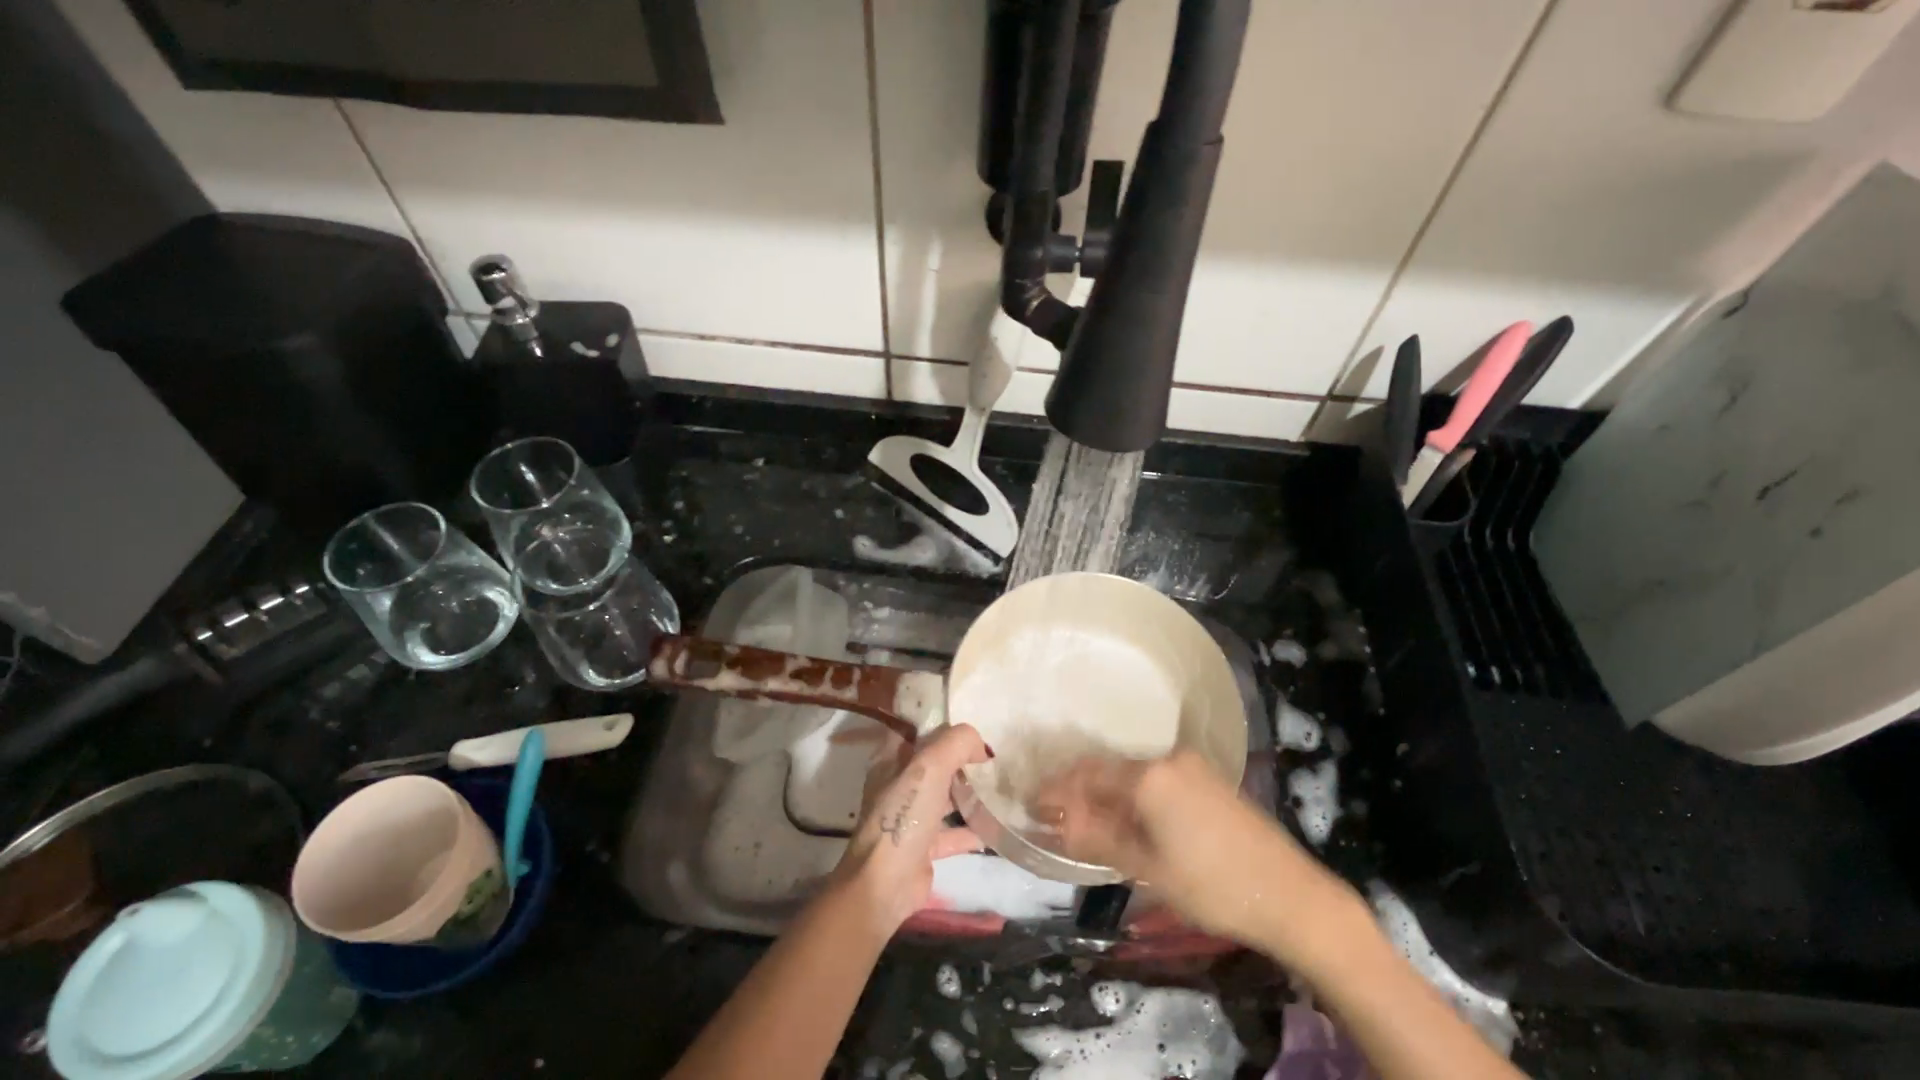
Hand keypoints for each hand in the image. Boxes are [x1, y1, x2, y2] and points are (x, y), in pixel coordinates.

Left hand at [828, 723, 991, 935]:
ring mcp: (911, 817)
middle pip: (935, 763)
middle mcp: (898, 785)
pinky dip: (975, 828)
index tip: (973, 723)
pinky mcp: (924, 846)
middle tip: (995, 755)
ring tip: (1003, 785)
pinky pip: (954, 831)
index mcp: (890, 760)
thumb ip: (957, 743)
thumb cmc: (902, 816)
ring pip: (945, 796)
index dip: (941, 723)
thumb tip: (982, 747)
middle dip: (963, 758)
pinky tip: (1000, 824)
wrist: (885, 884)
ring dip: (970, 792)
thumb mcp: (929, 767)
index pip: (915, 730)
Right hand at [1032, 750, 1366, 958]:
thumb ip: (1098, 838)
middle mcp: (1169, 759)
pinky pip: (1158, 780)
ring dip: (1107, 795)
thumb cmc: (1212, 886)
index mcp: (1149, 775)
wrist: (1292, 897)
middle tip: (1054, 816)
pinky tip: (1128, 821)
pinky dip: (1135, 797)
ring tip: (1086, 824)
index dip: (1056, 791)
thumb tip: (1057, 822)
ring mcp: (1194, 767)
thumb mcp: (1147, 868)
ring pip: (1134, 774)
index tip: (1031, 806)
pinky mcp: (1211, 781)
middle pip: (1109, 768)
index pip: (1086, 775)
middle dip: (1079, 791)